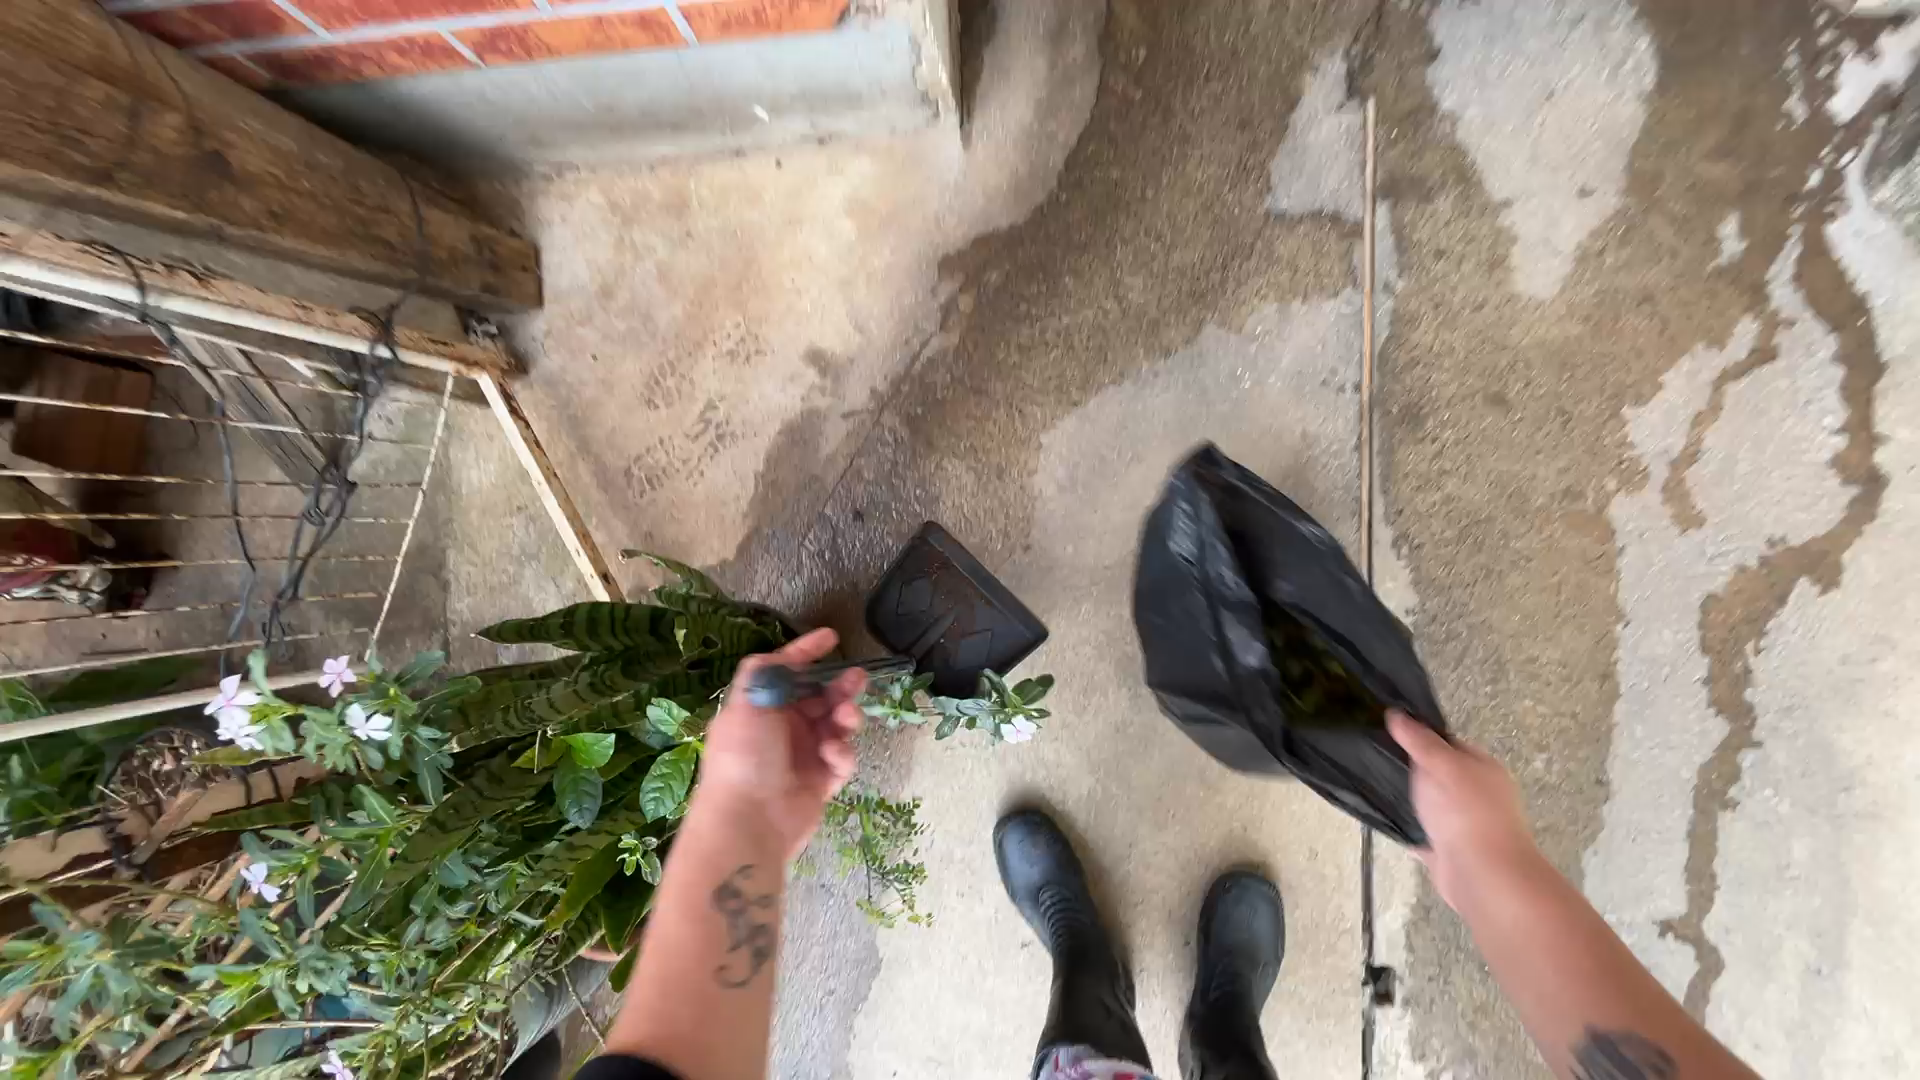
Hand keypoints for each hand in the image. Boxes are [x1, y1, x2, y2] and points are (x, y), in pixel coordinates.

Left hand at [695, 629, 865, 860]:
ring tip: (847, 719)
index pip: (787, 672)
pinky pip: (841, 759)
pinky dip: (841, 754)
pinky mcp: (821, 782)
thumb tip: (782, 657)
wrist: (748, 822)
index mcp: (762, 708)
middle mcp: (783, 729)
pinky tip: (832, 756)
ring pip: (836, 725)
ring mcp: (803, 755)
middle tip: (858, 680)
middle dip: (839, 686)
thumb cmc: (744, 756)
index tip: (832, 637)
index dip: (807, 652)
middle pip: (819, 697)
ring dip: (845, 717)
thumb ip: (763, 671)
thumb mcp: (746, 703)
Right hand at [1388, 710, 1543, 913]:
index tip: (1386, 729)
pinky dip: (1403, 823)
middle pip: (1437, 772)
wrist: (1482, 874)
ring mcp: (1462, 822)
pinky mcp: (1446, 847)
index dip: (1420, 735)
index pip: (1449, 743)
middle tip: (1371, 753)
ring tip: (1369, 780)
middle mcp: (1476, 794)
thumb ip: (1418, 739)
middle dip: (1409, 766)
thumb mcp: (1441, 764)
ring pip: (1427, 801)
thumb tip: (1396, 713)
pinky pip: (1419, 828)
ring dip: (1405, 796)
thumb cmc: (1466, 811)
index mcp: (1483, 769)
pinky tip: (1379, 815)